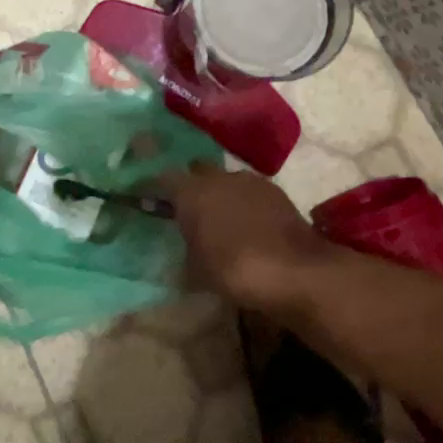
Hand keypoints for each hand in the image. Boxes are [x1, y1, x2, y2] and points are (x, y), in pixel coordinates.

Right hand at [163, 163, 333, 312]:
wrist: (296, 271)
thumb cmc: (236, 270)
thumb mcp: (198, 271)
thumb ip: (186, 251)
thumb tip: (182, 249)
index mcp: (190, 191)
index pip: (162, 178)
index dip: (153, 187)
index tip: (146, 196)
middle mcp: (217, 177)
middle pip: (197, 171)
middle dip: (192, 185)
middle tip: (189, 208)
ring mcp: (249, 181)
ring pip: (226, 180)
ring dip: (222, 194)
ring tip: (221, 218)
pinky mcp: (276, 192)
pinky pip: (251, 192)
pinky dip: (246, 203)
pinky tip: (249, 224)